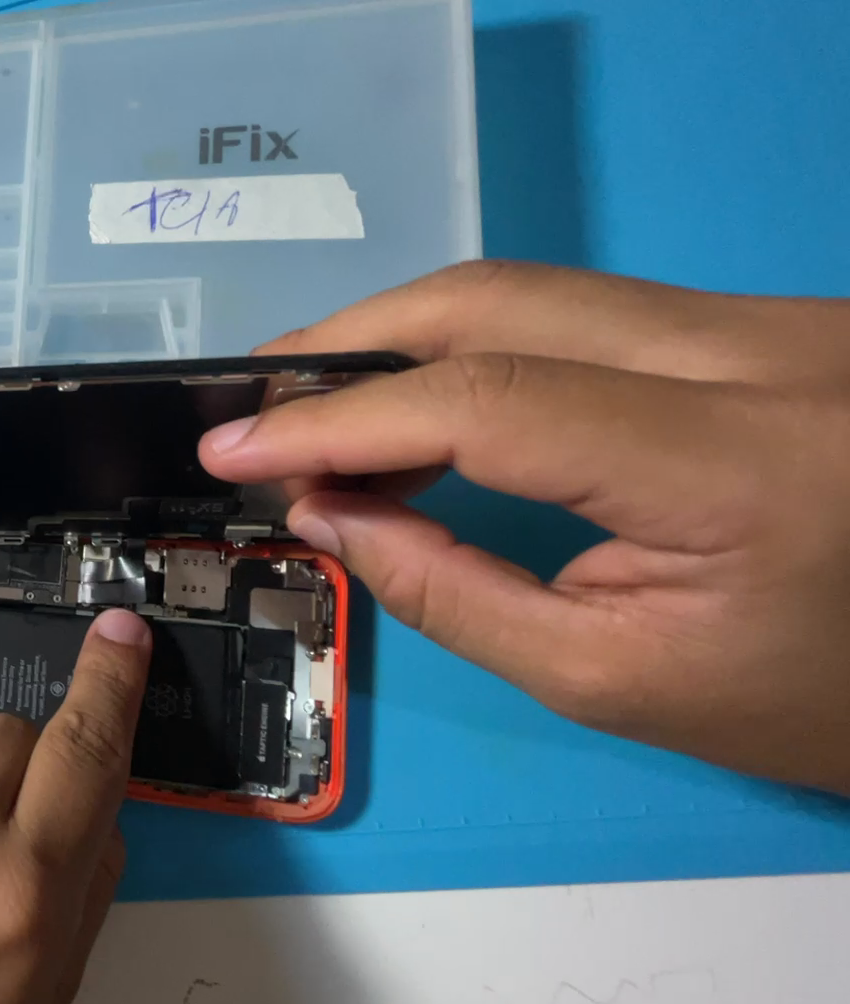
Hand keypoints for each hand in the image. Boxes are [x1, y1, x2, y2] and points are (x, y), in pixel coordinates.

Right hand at [198, 260, 849, 791]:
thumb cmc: (808, 695)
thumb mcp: (600, 676)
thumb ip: (440, 590)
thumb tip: (320, 507)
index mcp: (741, 464)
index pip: (484, 401)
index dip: (333, 420)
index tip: (229, 448)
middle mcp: (762, 351)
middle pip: (490, 298)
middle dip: (342, 343)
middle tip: (253, 399)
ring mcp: (763, 319)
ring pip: (518, 291)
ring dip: (385, 344)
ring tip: (309, 415)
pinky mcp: (747, 323)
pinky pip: (556, 315)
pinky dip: (446, 354)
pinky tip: (404, 416)